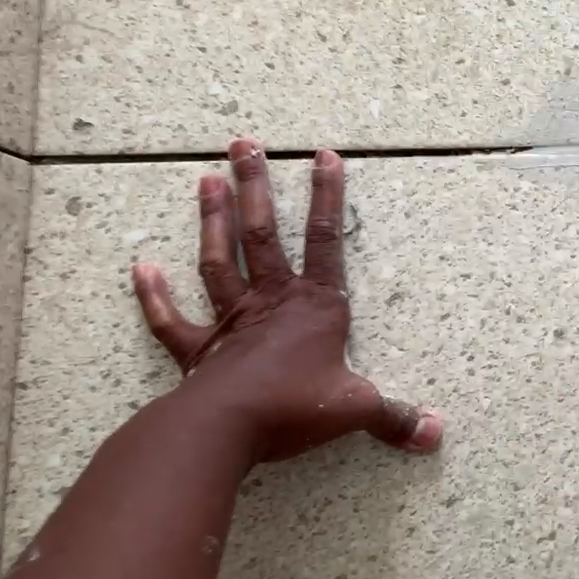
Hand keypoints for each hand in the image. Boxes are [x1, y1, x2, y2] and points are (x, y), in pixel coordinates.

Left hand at [130, 138, 442, 463]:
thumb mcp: (357, 409)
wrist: (221, 431)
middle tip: (243, 143)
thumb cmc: (293, 408)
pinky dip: (153, 296)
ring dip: (211, 219)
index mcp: (315, 307)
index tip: (323, 155)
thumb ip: (395, 418)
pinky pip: (171, 320)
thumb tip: (437, 435)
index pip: (326, 240)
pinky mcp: (197, 351)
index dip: (328, 197)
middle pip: (262, 233)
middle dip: (255, 186)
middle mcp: (272, 301)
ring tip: (205, 178)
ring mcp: (230, 322)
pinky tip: (140, 267)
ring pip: (219, 260)